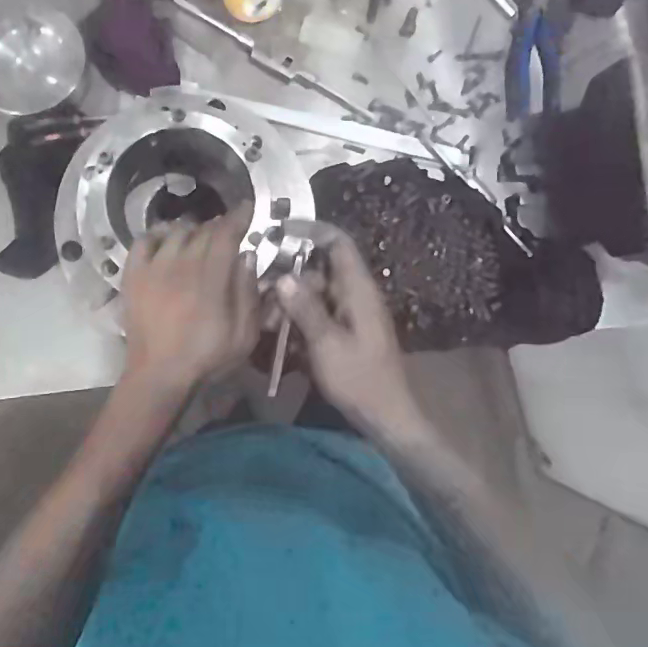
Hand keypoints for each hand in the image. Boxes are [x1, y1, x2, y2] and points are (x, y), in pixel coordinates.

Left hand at [120, 209, 263, 396]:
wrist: (158, 376)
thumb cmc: (206, 358)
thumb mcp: (244, 335)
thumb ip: (248, 293)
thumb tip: (246, 257)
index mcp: (210, 281)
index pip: (225, 235)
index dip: (239, 217)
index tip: (248, 207)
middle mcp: (181, 267)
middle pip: (202, 231)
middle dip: (219, 226)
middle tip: (228, 231)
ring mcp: (153, 269)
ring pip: (175, 232)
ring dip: (192, 231)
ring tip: (200, 238)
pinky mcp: (133, 276)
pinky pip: (143, 242)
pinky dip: (157, 235)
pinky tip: (166, 240)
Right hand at [274, 233, 424, 441]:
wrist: (385, 416)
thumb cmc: (359, 379)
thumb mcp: (327, 344)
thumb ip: (305, 308)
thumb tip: (283, 277)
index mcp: (358, 290)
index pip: (338, 243)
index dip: (311, 230)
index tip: (279, 231)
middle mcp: (355, 294)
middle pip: (319, 269)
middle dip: (290, 278)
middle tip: (261, 294)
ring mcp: (351, 313)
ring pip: (314, 293)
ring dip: (290, 303)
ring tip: (268, 323)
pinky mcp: (345, 331)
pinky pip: (318, 314)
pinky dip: (299, 320)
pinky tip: (281, 337)